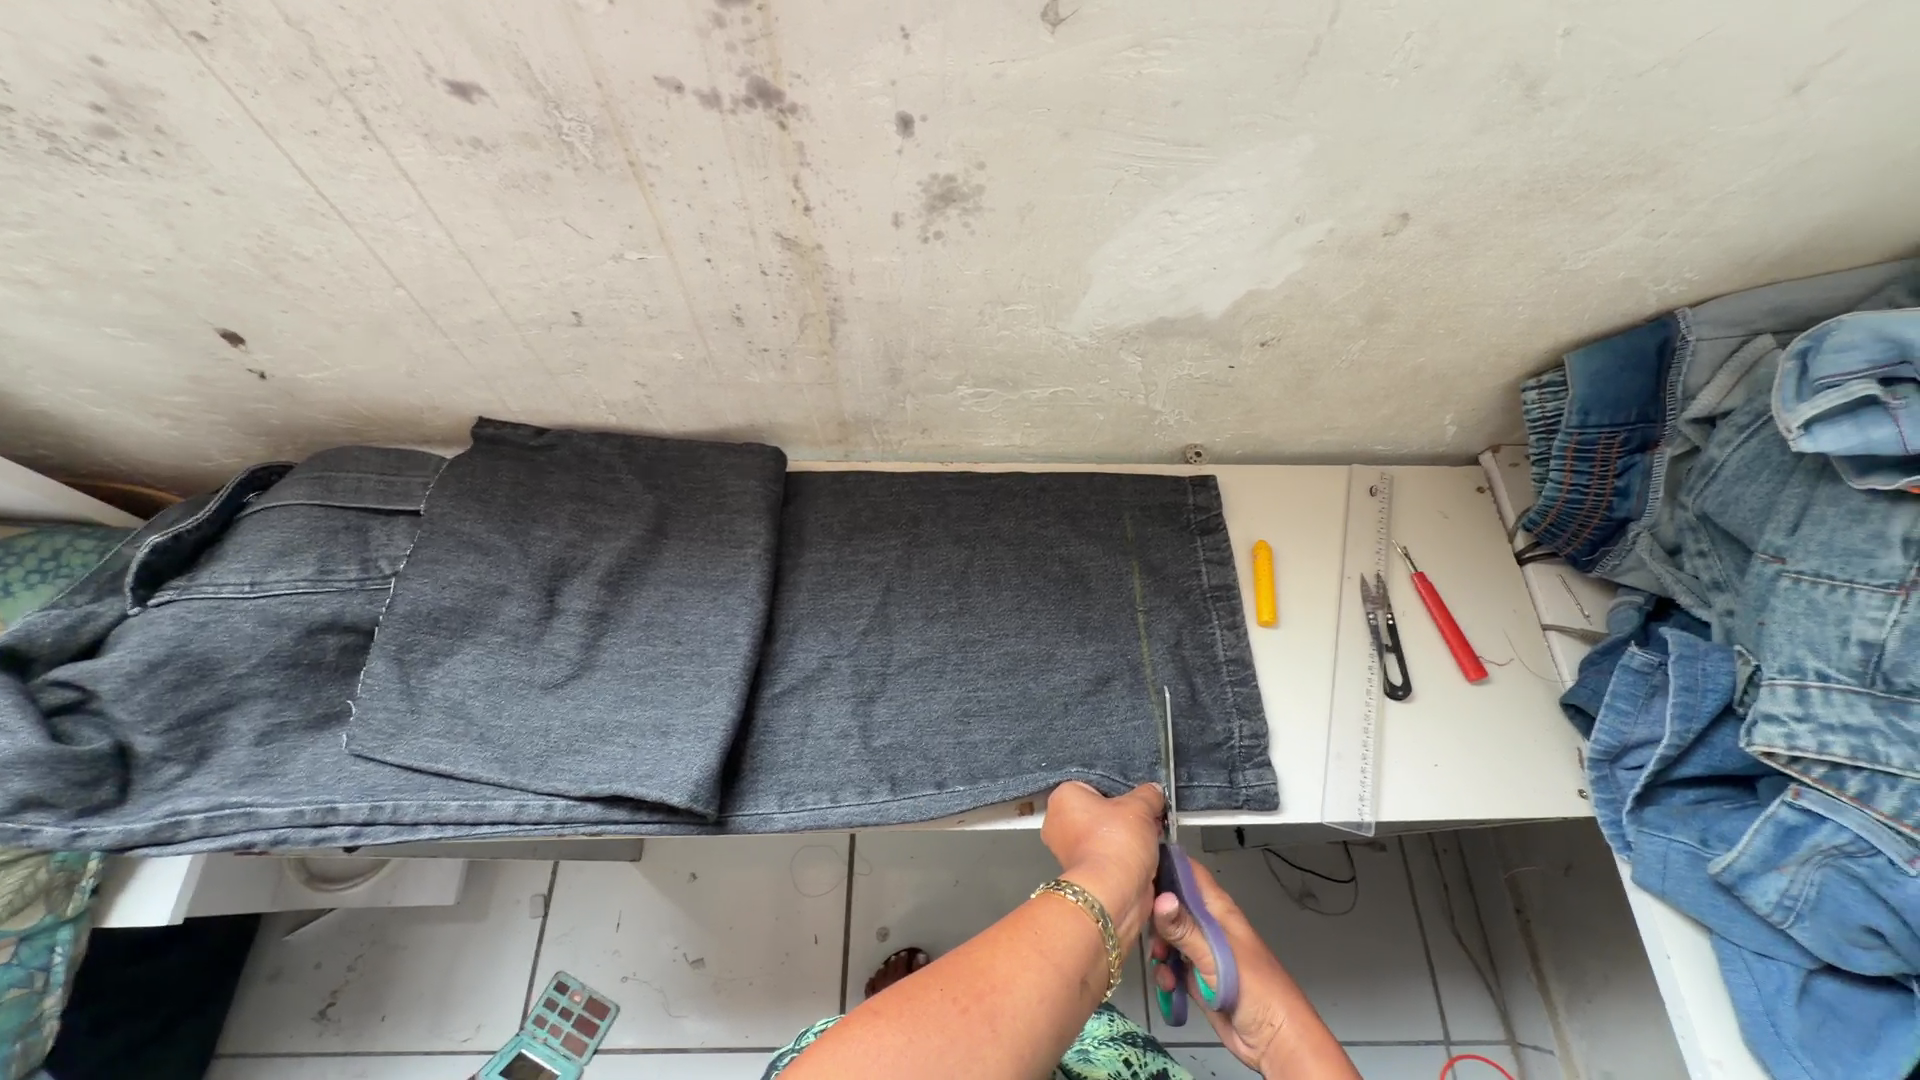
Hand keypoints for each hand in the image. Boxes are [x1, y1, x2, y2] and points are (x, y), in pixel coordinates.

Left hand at [1040, 781, 1164, 941]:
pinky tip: (1145, 857)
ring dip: (1129, 838)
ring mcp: (1069, 850)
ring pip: (1106, 835)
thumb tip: (1153, 791)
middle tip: (1148, 819)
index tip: (1139, 800)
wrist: (1113, 893)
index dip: (1120, 791)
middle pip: (1101, 812)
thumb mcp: (1140, 807)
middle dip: (1127, 817)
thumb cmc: (1116, 842)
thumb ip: (1148, 794)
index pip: (1094, 785)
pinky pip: (1108, 856)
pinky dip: (1125, 858)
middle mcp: (1059, 823)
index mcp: (1063, 798)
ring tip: (1150, 838)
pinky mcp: (1084, 873)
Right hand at [1151, 859, 1357, 1077]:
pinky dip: (1165, 972)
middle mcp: (1206, 924)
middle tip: (1143, 926)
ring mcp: (1200, 950)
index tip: (1136, 869)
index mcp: (1217, 908)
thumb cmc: (1253, 988)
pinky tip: (1168, 984)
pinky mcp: (1195, 976)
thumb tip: (1157, 897)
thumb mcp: (1215, 956)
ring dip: (1159, 947)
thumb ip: (1183, 928)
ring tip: (1161, 960)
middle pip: (1171, 904)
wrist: (1273, 1039)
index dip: (1164, 865)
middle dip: (1154, 914)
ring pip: (1167, 936)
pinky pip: (1171, 965)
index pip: (1188, 872)